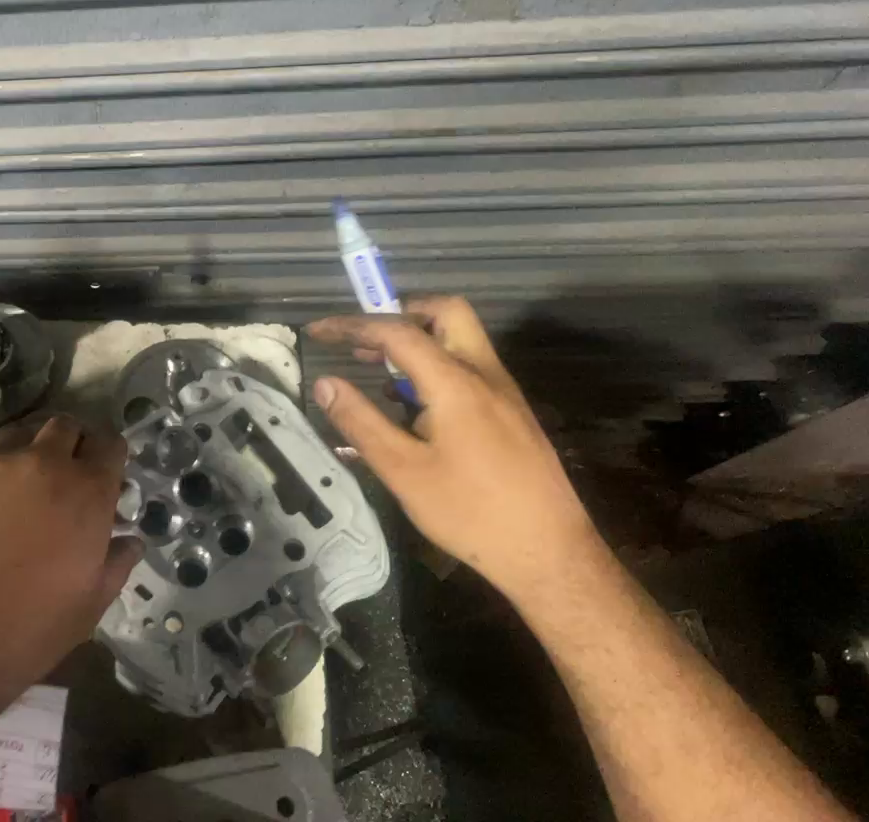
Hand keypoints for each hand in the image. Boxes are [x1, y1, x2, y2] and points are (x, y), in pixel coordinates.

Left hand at [0, 414, 142, 691]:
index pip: (109, 444)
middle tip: (65, 470)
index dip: (110, 453)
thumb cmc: (25, 630)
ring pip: (18, 433)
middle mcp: (41, 463)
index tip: (105, 469)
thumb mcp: (87, 607)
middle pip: (64, 426)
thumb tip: (129, 540)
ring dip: (28, 447)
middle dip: (71, 441)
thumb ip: (114, 564)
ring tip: (21, 478)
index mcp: (85, 492)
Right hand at [307, 297, 602, 600]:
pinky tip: (411, 408)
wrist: (551, 555)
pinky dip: (434, 367)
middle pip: (446, 313)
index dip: (352, 326)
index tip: (317, 331)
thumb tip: (325, 384)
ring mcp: (504, 393)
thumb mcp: (403, 471)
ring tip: (376, 371)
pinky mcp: (511, 415)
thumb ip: (361, 422)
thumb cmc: (471, 513)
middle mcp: (485, 375)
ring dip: (417, 341)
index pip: (397, 332)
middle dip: (399, 313)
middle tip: (364, 339)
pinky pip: (468, 369)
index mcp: (456, 383)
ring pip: (460, 340)